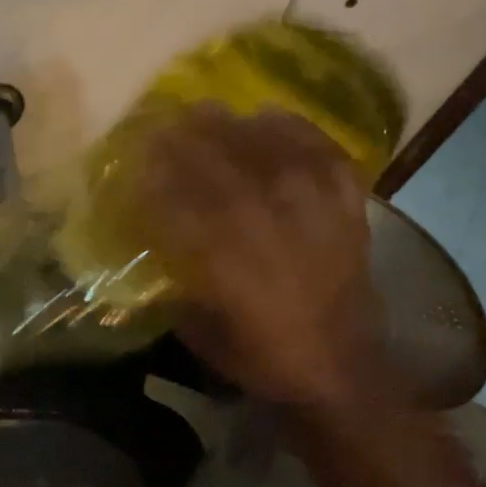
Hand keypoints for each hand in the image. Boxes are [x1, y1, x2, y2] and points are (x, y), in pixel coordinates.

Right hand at [141, 103, 380, 407]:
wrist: (340, 374)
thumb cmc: (260, 358)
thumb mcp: (199, 330)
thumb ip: (178, 284)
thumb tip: (154, 244)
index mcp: (232, 270)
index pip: (189, 211)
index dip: (162, 181)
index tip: (137, 160)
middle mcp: (275, 236)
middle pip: (230, 175)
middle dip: (193, 145)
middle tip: (165, 123)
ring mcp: (318, 220)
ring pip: (275, 159)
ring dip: (239, 130)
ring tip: (212, 111)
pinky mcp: (349, 215)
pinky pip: (327, 160)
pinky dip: (301, 134)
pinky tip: (273, 117)